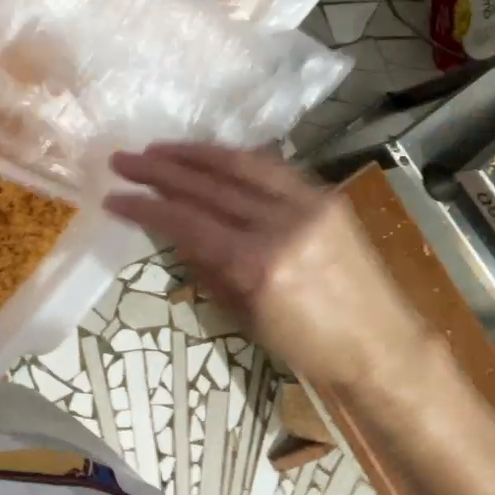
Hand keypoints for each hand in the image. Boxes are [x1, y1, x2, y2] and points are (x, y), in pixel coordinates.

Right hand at [105, 143, 433, 389]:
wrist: (381, 344)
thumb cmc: (307, 346)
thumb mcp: (244, 315)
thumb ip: (206, 266)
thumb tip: (173, 231)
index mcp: (255, 265)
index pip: (186, 222)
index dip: (145, 207)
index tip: (114, 197)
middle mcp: (280, 226)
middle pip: (206, 186)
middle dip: (159, 171)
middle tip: (123, 160)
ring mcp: (307, 206)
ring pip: (239, 166)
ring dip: (193, 154)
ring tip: (157, 149)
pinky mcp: (325, 197)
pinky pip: (271, 168)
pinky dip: (234, 158)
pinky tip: (210, 155)